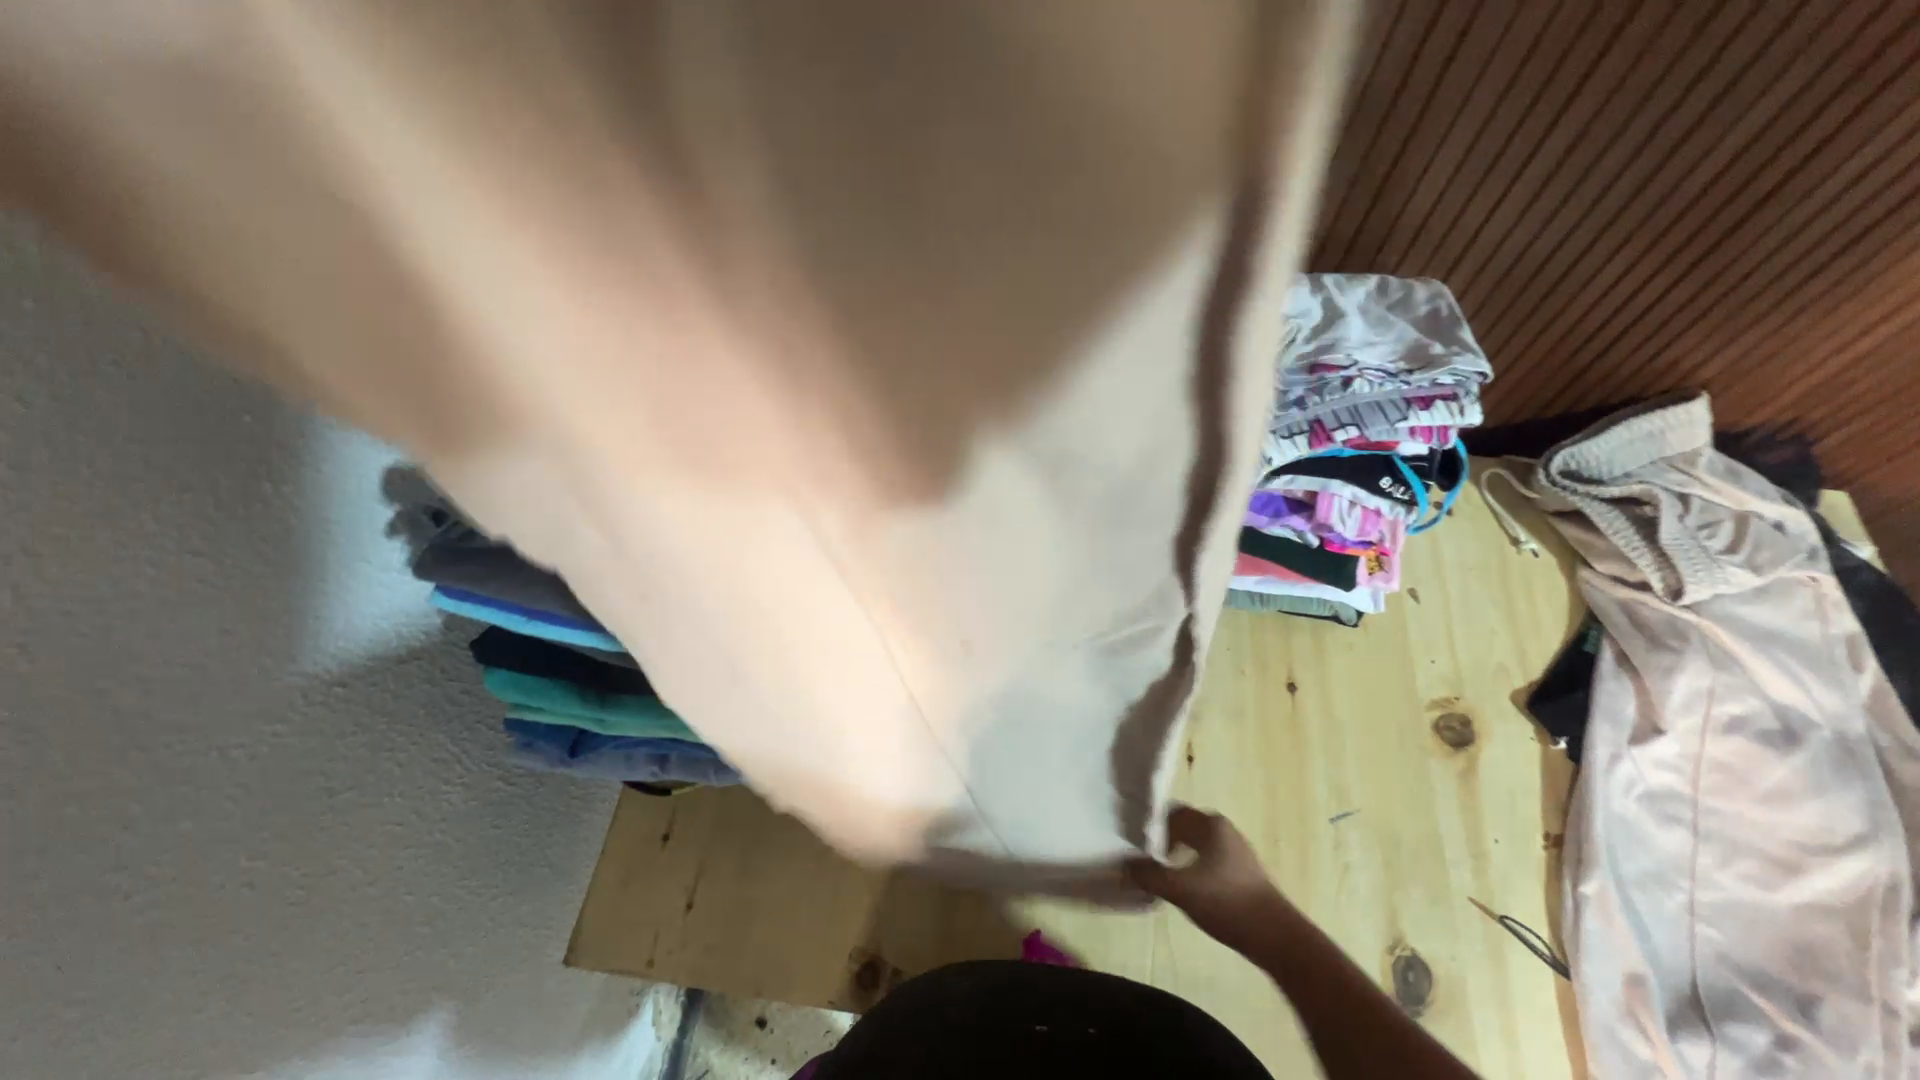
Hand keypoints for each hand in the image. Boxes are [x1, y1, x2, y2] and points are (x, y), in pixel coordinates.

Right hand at [1128, 805, 1292, 951]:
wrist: (1275, 936)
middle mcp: (1224, 830)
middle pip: (1185, 826)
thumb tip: (1123, 865)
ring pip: (1197, 844)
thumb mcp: (1179, 889)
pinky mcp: (1243, 872)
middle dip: (1163, 840)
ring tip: (1162, 876)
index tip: (1135, 846)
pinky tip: (1187, 889)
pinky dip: (1193, 867)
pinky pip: (1209, 859)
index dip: (1151, 826)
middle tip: (1145, 860)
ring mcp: (1236, 851)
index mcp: (1210, 825)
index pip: (1172, 813)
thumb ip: (1148, 875)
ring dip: (1177, 855)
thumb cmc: (1226, 903)